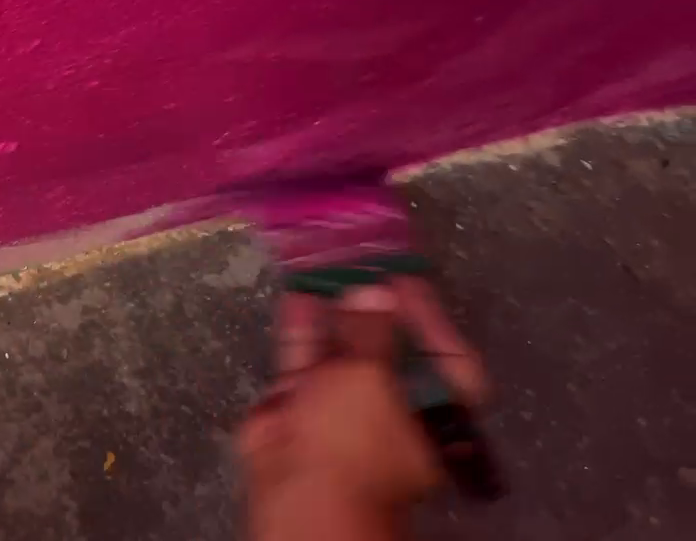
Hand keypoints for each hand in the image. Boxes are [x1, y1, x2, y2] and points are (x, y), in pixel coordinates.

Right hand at [237, 281, 489, 540]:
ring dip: (333, 307)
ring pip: (343, 342)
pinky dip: (301, 321)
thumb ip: (372, 333)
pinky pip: (305, 349)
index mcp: (433, 409)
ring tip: (322, 265)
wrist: (300, 480)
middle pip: (389, 344)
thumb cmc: (356, 435)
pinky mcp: (302, 390)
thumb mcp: (373, 378)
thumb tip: (374, 293)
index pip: (444, 355)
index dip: (426, 316)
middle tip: (357, 261)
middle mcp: (392, 399)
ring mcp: (344, 395)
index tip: (402, 276)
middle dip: (373, 306)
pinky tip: (297, 290)